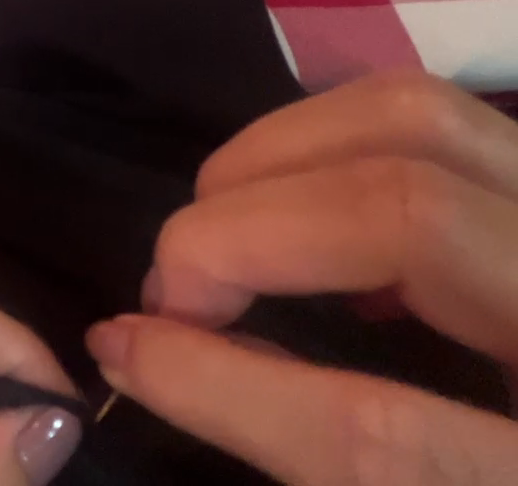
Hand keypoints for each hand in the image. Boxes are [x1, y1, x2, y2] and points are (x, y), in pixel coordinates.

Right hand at [86, 70, 517, 483]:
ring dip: (266, 158)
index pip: (387, 430)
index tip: (125, 347)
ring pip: (410, 116)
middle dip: (234, 232)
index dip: (226, 385)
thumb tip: (137, 346)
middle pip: (400, 208)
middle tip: (184, 285)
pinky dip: (328, 138)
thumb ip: (306, 441)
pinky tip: (309, 211)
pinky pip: (429, 112)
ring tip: (226, 223)